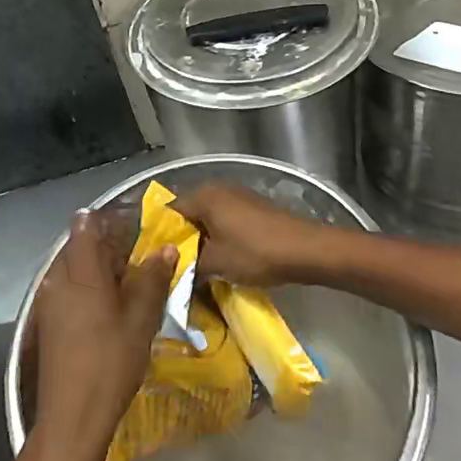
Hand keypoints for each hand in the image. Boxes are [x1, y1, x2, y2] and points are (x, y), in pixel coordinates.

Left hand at [31, 211, 175, 443]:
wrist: (72, 417)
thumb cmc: (110, 361)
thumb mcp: (141, 318)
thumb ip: (153, 278)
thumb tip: (166, 248)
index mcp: (79, 270)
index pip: (86, 224)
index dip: (110, 220)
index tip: (136, 229)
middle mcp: (57, 277)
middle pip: (80, 245)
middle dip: (108, 247)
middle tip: (139, 261)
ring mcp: (47, 300)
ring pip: (73, 268)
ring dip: (98, 269)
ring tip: (128, 286)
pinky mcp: (46, 321)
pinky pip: (67, 288)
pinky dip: (87, 288)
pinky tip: (109, 309)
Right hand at [172, 183, 337, 285]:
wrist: (305, 249)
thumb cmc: (255, 252)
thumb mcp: (216, 263)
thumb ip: (189, 265)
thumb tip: (174, 272)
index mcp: (204, 196)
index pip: (169, 212)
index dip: (161, 236)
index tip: (155, 261)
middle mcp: (217, 189)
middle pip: (188, 214)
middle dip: (181, 240)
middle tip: (173, 267)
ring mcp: (237, 197)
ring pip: (207, 219)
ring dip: (200, 241)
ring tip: (194, 267)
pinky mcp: (252, 208)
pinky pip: (224, 221)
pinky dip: (218, 237)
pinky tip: (219, 259)